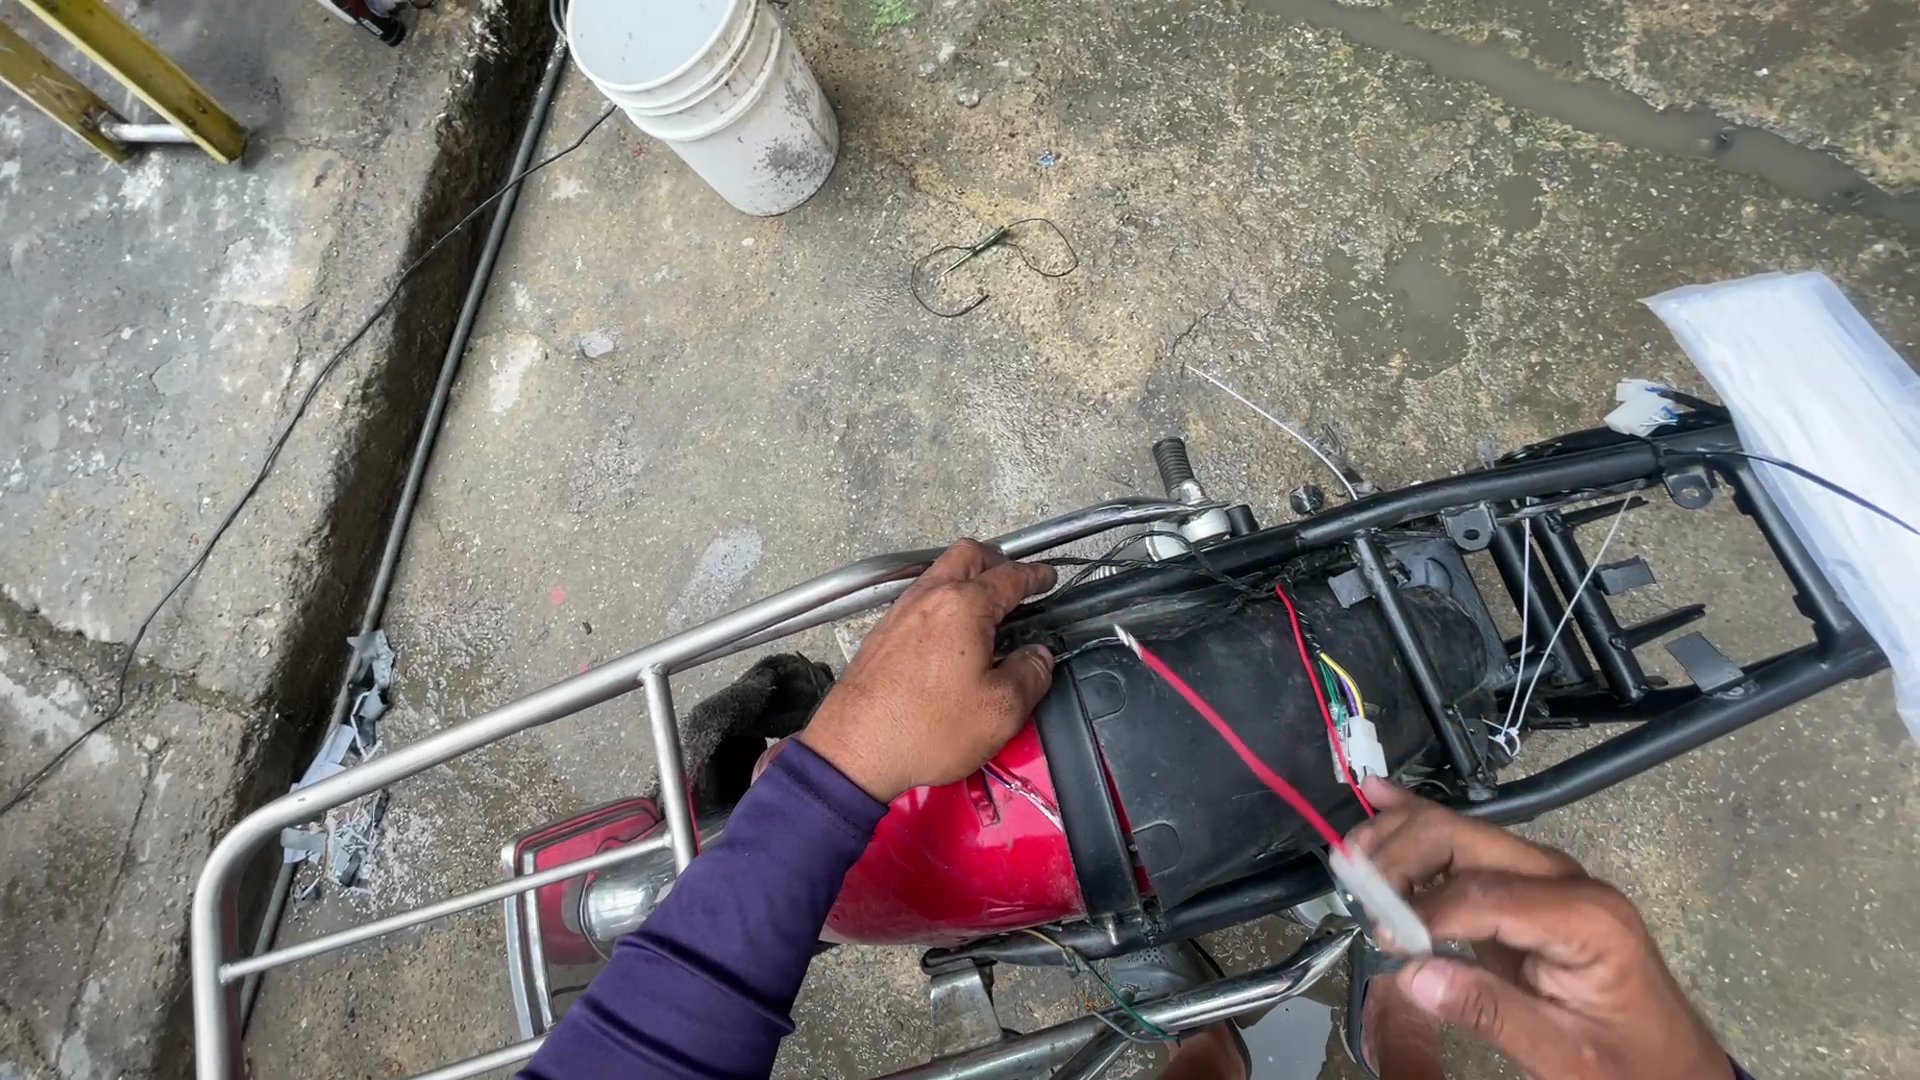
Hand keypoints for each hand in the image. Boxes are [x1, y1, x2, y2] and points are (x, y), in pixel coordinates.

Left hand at [797, 539, 1056, 800]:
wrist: (856, 748)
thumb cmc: (926, 728)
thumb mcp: (1001, 710)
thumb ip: (1030, 675)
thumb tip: (1038, 657)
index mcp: (964, 606)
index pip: (1009, 576)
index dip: (1035, 576)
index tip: (1046, 577)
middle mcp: (930, 597)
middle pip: (969, 555)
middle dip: (999, 562)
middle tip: (1017, 583)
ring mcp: (901, 611)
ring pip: (941, 573)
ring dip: (969, 579)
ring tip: (988, 609)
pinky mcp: (883, 632)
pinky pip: (921, 598)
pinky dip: (945, 600)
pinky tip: (954, 633)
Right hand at [1346, 779, 1732, 1079]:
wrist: (1670, 1067)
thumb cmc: (1631, 1067)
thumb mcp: (1572, 1059)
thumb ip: (1493, 1012)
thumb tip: (1412, 975)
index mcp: (1586, 917)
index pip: (1482, 894)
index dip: (1424, 910)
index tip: (1386, 940)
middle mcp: (1560, 876)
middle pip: (1458, 839)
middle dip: (1398, 858)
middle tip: (1357, 892)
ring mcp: (1535, 870)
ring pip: (1448, 828)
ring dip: (1393, 838)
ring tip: (1350, 863)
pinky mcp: (1513, 876)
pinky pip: (1456, 834)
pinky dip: (1411, 816)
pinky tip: (1376, 794)